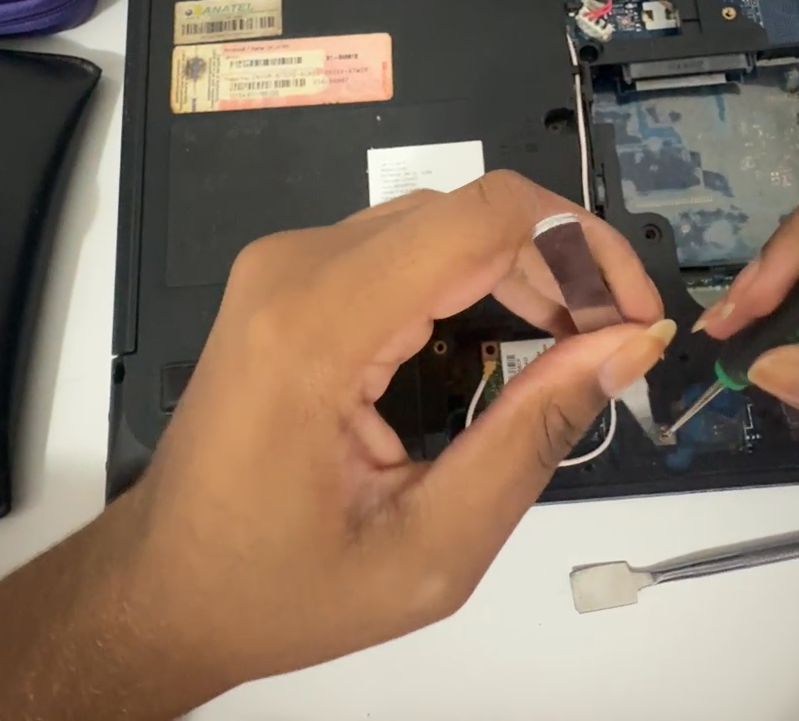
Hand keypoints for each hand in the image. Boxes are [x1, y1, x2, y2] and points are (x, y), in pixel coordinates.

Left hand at [121, 171, 673, 707]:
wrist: (166, 582)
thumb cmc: (281, 586)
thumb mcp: (431, 548)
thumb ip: (534, 433)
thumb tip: (624, 347)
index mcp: (318, 325)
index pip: (481, 217)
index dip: (581, 246)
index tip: (632, 313)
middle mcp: (297, 266)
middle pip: (469, 214)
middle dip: (562, 265)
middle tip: (612, 341)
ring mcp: (289, 262)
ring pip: (443, 222)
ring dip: (524, 268)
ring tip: (573, 338)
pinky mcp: (295, 274)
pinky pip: (408, 243)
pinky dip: (476, 273)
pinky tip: (512, 323)